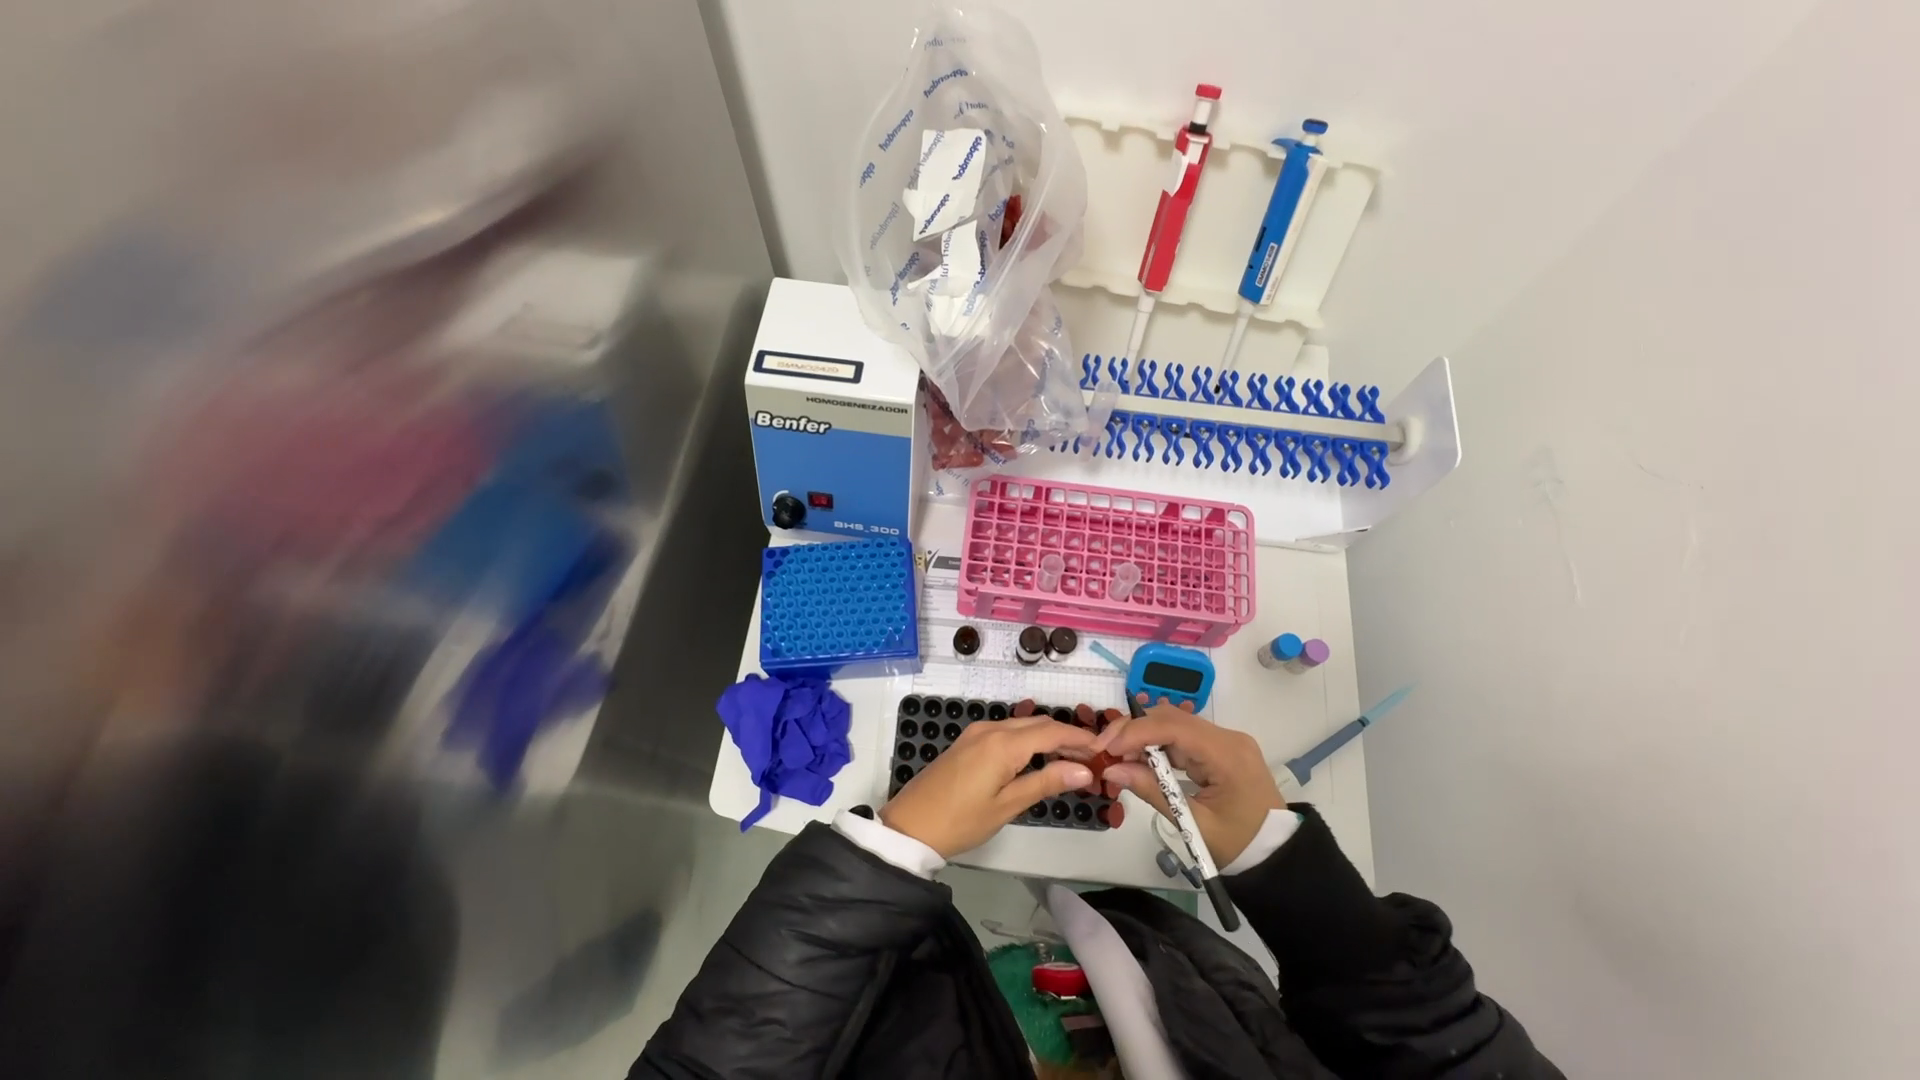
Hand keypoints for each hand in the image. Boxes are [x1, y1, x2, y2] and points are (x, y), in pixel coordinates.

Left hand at [883, 701, 1099, 857]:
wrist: (910, 826)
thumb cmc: (961, 821)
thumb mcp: (1007, 806)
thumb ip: (1046, 782)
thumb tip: (1085, 770)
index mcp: (1002, 743)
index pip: (1052, 731)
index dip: (1081, 738)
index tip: (1105, 749)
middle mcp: (990, 729)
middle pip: (1039, 724)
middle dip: (1067, 738)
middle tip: (1094, 760)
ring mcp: (976, 733)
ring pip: (1022, 726)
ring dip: (1048, 738)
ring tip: (1073, 761)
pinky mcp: (967, 742)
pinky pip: (1006, 732)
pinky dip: (1028, 741)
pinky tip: (1040, 759)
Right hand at [1098, 695, 1285, 866]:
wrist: (1278, 855)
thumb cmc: (1240, 845)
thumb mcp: (1193, 824)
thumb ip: (1153, 792)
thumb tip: (1112, 771)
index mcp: (1227, 754)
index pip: (1174, 728)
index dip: (1136, 733)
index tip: (1107, 749)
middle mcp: (1228, 738)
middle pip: (1172, 718)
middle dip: (1134, 730)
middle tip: (1105, 752)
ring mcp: (1225, 742)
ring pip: (1174, 725)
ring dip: (1143, 737)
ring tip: (1118, 759)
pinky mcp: (1220, 750)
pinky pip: (1183, 738)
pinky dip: (1158, 746)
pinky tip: (1139, 761)